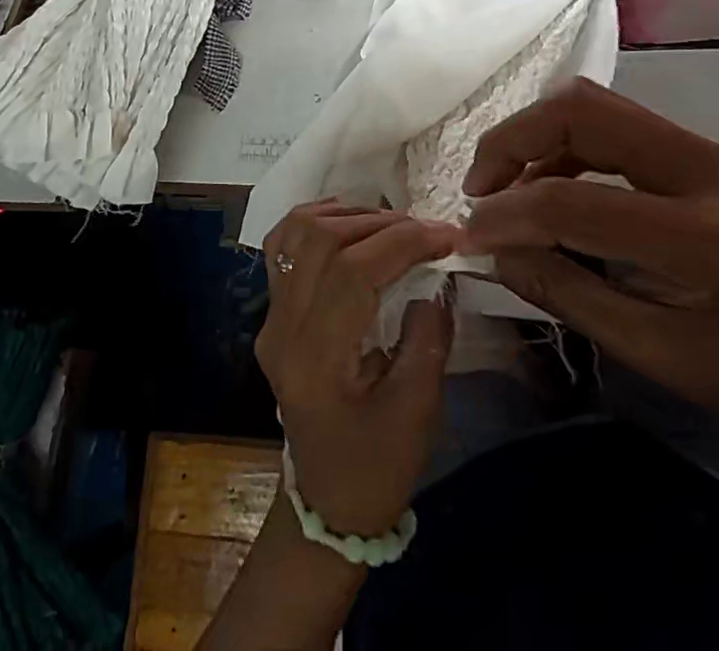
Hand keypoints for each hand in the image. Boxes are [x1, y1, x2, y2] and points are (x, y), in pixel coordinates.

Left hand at [258, 202, 462, 536]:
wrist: (328, 500)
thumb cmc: (378, 464)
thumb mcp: (418, 408)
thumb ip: (429, 335)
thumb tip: (437, 277)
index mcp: (315, 359)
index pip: (353, 271)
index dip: (403, 242)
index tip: (448, 236)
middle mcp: (281, 330)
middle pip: (320, 242)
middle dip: (381, 223)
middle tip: (427, 232)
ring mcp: (270, 320)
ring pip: (295, 235)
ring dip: (348, 217)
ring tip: (394, 224)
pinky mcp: (273, 317)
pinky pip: (285, 250)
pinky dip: (318, 224)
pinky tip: (352, 224)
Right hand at [460, 78, 718, 472]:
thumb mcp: (656, 356)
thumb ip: (566, 292)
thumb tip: (495, 249)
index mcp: (714, 239)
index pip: (575, 201)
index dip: (505, 214)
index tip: (467, 235)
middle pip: (586, 111)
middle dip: (513, 141)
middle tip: (479, 190)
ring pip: (602, 109)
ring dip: (539, 141)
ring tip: (508, 194)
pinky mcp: (718, 157)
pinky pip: (624, 131)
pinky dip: (572, 152)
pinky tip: (557, 194)